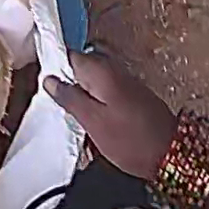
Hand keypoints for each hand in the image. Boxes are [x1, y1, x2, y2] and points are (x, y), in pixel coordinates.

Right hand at [43, 52, 177, 179]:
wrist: (170, 153)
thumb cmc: (130, 139)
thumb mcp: (93, 122)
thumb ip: (69, 98)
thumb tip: (49, 79)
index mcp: (100, 70)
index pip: (67, 55)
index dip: (51, 65)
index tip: (37, 81)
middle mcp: (111, 69)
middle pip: (78, 68)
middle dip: (63, 83)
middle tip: (49, 104)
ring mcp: (121, 81)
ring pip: (88, 82)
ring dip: (77, 97)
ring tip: (66, 117)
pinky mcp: (127, 95)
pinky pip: (100, 93)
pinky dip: (91, 104)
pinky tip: (87, 123)